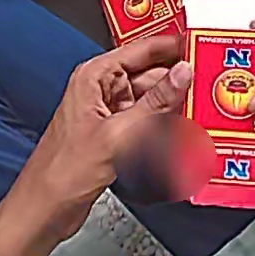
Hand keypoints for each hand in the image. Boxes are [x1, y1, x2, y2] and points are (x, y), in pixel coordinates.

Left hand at [0, 35, 193, 245]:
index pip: (142, 50)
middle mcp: (102, 88)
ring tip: (201, 113)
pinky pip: (147, 123)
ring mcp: (109, 112)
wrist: (45, 211)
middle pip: (151, 76)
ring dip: (174, 110)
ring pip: (152, 101)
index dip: (172, 46)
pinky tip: (182, 137)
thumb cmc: (63, 171)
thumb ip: (156, 103)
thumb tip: (182, 73)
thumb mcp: (119, 134)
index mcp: (96, 75)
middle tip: (209, 86)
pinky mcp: (115, 134)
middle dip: (178, 83)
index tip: (199, 44)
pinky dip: (163, 129)